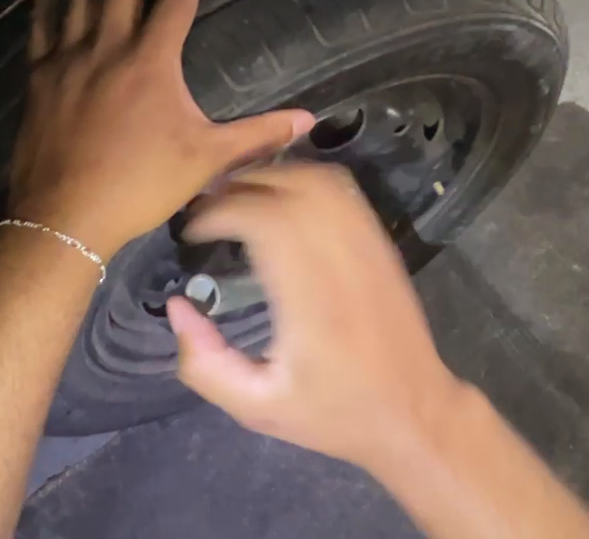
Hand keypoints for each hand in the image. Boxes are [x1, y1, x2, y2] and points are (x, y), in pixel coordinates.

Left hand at [5, 0, 314, 259]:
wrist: (66, 216)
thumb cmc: (142, 183)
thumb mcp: (208, 157)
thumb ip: (258, 133)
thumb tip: (308, 120)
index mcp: (151, 59)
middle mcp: (108, 46)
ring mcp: (68, 59)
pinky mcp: (39, 78)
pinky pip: (42, 27)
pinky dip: (47, 2)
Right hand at [165, 164, 468, 474]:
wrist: (412, 409)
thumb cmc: (333, 411)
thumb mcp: (257, 406)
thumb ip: (206, 364)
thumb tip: (176, 306)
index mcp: (311, 297)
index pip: (264, 221)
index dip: (221, 212)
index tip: (192, 231)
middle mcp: (342, 256)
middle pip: (286, 189)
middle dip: (236, 188)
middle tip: (203, 209)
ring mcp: (367, 241)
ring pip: (314, 179)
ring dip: (269, 176)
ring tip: (234, 197)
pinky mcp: (379, 237)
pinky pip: (340, 187)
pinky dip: (302, 177)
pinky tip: (278, 195)